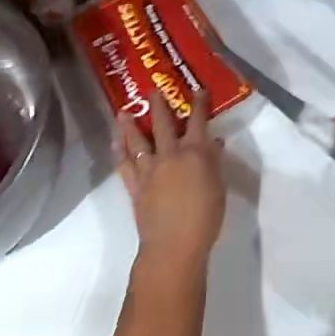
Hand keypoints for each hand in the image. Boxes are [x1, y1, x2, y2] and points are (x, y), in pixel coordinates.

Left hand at [116, 91, 225, 265]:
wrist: (174, 245)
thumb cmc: (205, 219)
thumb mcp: (218, 188)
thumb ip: (214, 164)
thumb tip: (213, 144)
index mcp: (196, 154)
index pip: (198, 122)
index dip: (199, 104)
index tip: (198, 90)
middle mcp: (170, 156)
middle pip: (163, 125)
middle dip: (159, 106)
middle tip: (153, 91)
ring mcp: (149, 170)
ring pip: (137, 141)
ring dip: (130, 125)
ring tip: (123, 112)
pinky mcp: (135, 187)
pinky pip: (124, 165)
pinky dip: (119, 152)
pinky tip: (115, 143)